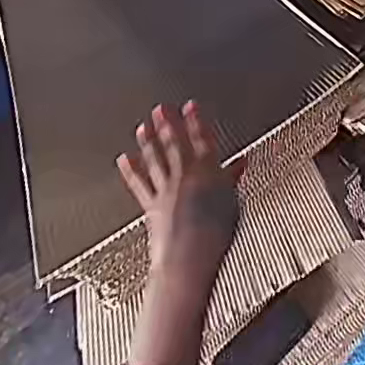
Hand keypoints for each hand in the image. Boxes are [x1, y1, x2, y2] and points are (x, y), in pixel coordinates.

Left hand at [117, 101, 239, 288]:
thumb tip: (239, 165)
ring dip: (148, 141)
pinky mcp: (151, 206)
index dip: (195, 120)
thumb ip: (232, 179)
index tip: (189, 106)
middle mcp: (184, 176)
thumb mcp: (232, 202)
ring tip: (142, 126)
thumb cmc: (216, 234)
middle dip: (167, 123)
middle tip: (159, 107)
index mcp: (208, 172)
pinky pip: (139, 183)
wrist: (190, 258)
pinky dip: (130, 170)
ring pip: (155, 159)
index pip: (202, 139)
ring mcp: (165, 190)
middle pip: (174, 144)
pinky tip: (124, 159)